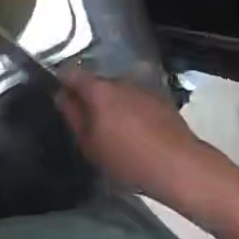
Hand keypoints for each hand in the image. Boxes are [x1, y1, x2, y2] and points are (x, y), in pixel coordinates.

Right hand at [55, 68, 238, 209]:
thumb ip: (73, 116)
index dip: (63, 82)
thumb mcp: (90, 144)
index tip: (61, 99)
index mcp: (100, 90)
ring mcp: (142, 88)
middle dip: (89, 96)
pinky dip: (129, 109)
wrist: (178, 164)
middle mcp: (121, 81)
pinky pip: (135, 99)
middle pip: (96, 82)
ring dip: (111, 104)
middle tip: (86, 122)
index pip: (72, 73)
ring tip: (111, 130)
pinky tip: (134, 132)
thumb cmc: (127, 159)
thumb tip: (61, 96)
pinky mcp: (159, 98)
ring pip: (117, 91)